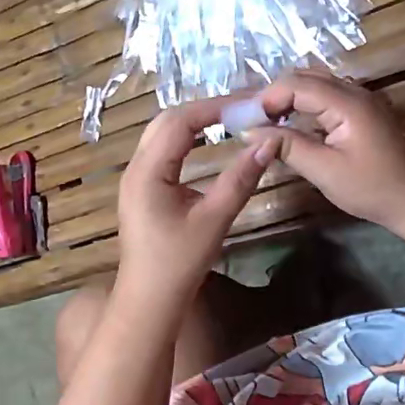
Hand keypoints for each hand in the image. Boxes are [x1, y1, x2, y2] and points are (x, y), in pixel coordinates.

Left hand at [116, 96, 276, 304]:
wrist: (150, 301)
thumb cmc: (179, 263)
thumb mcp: (214, 220)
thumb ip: (240, 179)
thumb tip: (268, 143)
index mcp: (147, 171)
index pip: (180, 121)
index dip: (215, 107)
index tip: (249, 104)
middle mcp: (136, 168)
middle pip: (168, 121)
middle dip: (205, 110)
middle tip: (243, 108)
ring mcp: (136, 178)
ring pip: (163, 134)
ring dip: (196, 122)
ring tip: (231, 119)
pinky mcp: (143, 189)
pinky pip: (164, 150)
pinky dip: (188, 139)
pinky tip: (209, 142)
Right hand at [243, 70, 404, 228]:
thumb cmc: (373, 189)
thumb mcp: (325, 171)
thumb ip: (288, 147)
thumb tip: (252, 132)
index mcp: (346, 103)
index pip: (295, 85)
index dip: (265, 99)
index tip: (243, 121)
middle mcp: (353, 91)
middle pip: (303, 77)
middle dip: (273, 94)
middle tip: (248, 120)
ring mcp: (360, 98)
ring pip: (314, 84)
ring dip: (287, 98)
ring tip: (263, 121)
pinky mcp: (361, 110)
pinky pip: (325, 96)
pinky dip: (302, 104)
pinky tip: (289, 124)